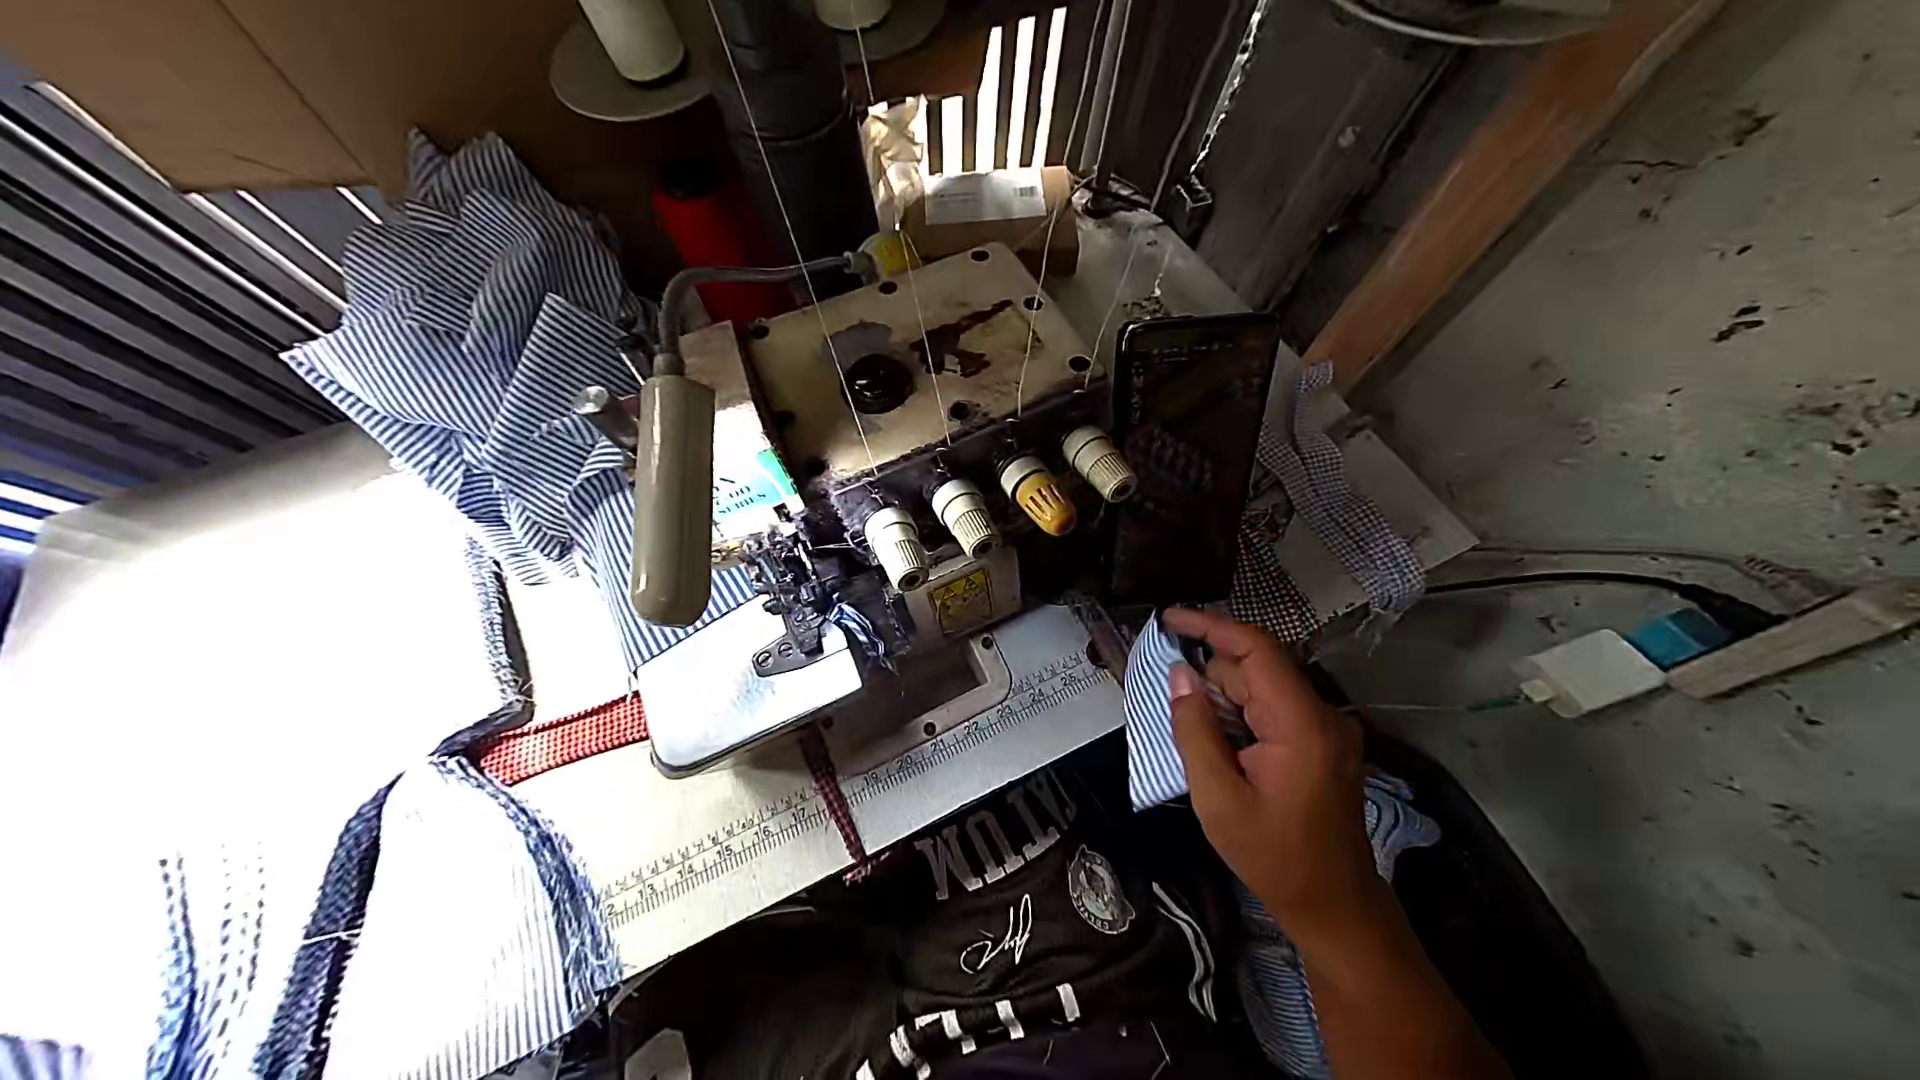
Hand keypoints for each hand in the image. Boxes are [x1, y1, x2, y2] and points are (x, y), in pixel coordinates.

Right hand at [1163, 607, 1380, 920]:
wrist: (1333, 904)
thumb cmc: (1273, 856)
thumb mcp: (1217, 798)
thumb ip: (1194, 730)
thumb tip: (1179, 675)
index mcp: (1302, 725)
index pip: (1257, 650)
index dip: (1211, 625)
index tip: (1170, 618)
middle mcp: (1322, 715)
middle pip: (1254, 669)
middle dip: (1210, 682)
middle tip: (1181, 720)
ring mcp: (1327, 727)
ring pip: (1260, 687)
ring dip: (1223, 703)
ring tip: (1208, 749)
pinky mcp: (1322, 740)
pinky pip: (1272, 707)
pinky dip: (1240, 716)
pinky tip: (1225, 749)